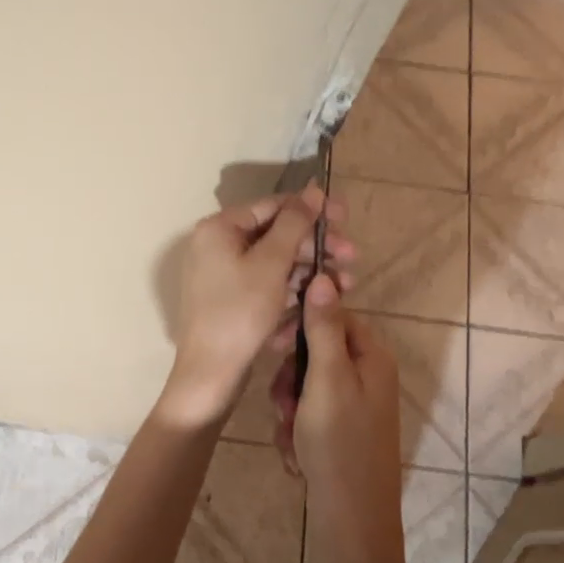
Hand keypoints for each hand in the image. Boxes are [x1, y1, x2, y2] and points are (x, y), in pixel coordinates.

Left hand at [161, 184, 353, 423]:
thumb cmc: (240, 313)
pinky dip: (293, 290)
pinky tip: (319, 300)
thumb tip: (314, 190)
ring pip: (276, 263)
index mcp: (219, 229)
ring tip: (345, 285)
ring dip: (311, 270)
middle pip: (276, 235)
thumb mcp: (271, 263)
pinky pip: (267, 286)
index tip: (346, 218)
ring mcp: (223, 276)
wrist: (211, 372)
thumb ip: (294, 223)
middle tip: (352, 257)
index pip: (272, 206)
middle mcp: (217, 247)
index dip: (311, 210)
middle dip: (316, 246)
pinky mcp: (233, 301)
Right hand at [286, 275, 402, 532]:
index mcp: (371, 356)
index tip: (274, 348)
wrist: (353, 513)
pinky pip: (309, 415)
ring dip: (289, 407)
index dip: (300, 327)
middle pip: (315, 352)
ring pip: (306, 386)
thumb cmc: (339, 442)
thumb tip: (324, 277)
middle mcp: (367, 375)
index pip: (332, 316)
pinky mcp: (342, 430)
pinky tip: (296, 451)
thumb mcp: (326, 379)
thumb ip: (323, 329)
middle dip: (290, 378)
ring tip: (289, 432)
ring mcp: (355, 405)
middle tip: (283, 403)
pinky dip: (296, 430)